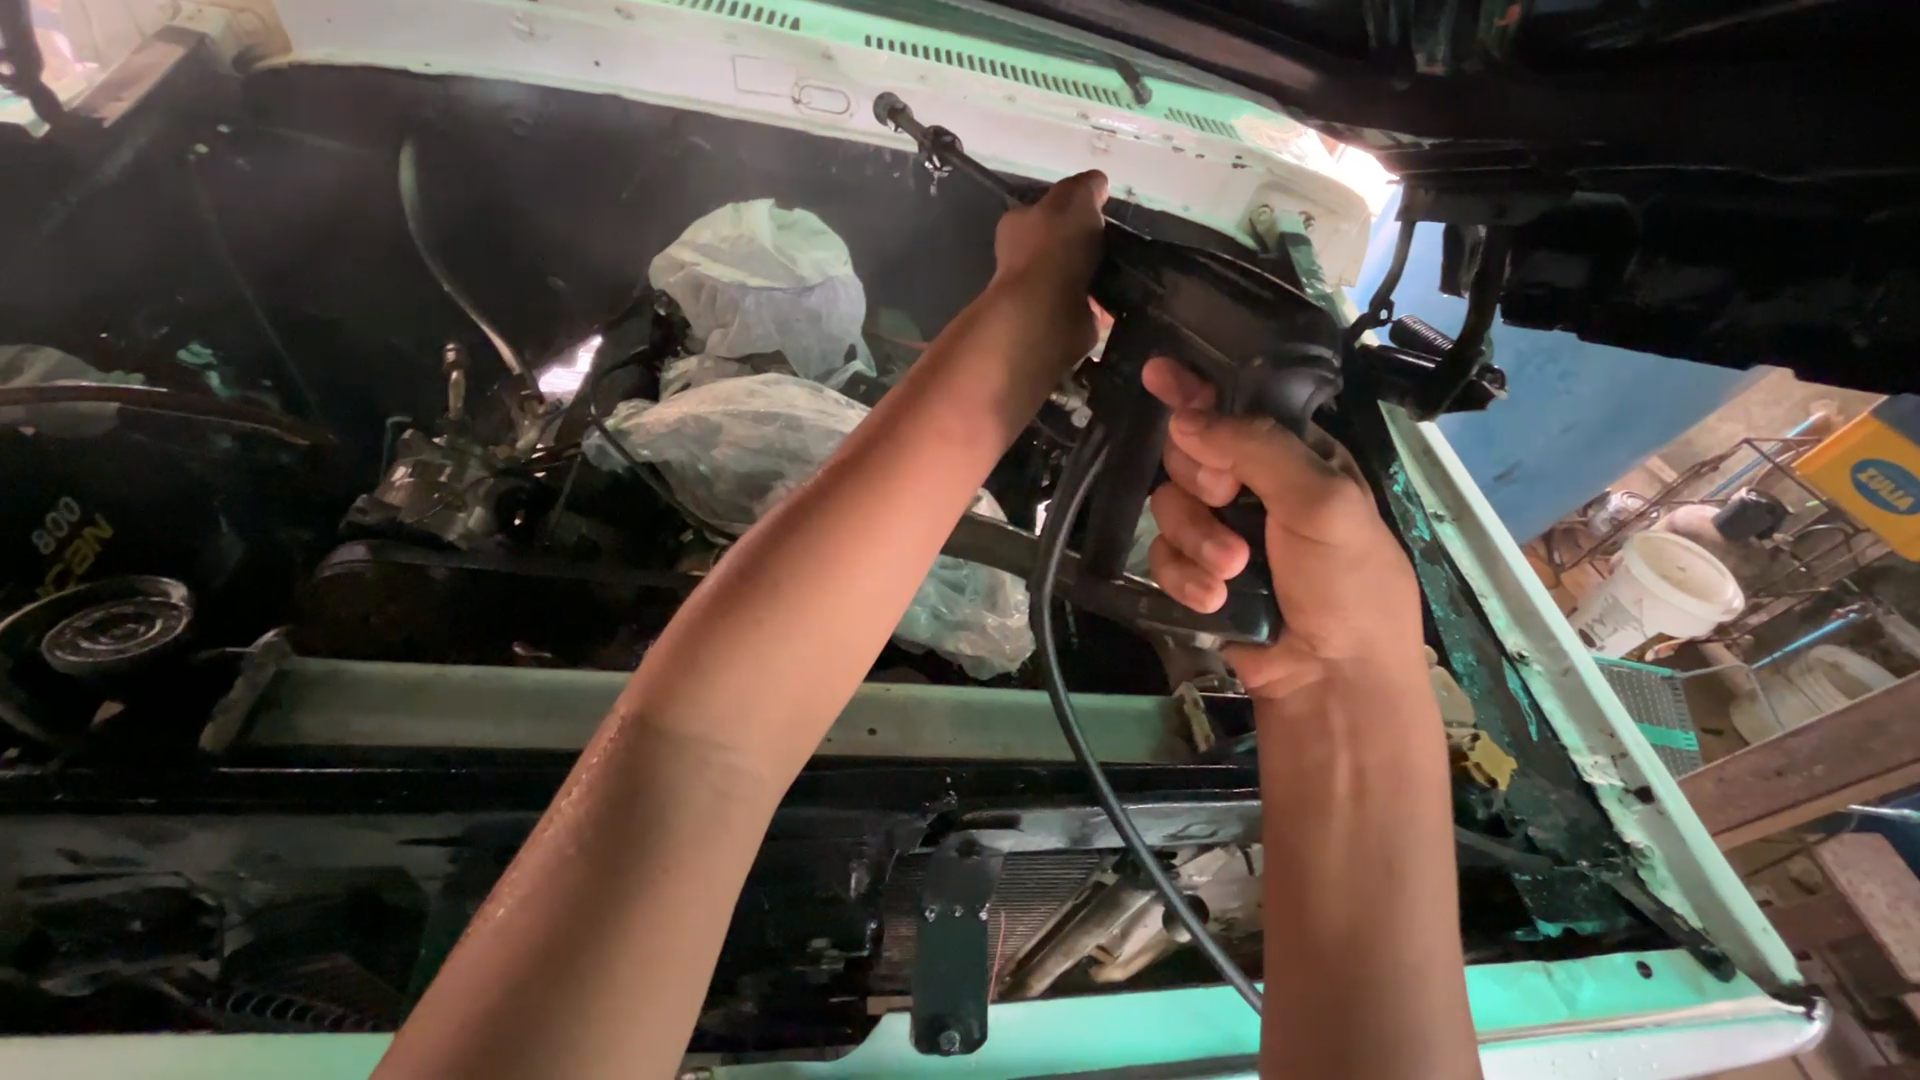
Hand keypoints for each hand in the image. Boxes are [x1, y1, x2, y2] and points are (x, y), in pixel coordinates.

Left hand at [978, 172, 1107, 370]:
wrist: (1047, 311)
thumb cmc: (1055, 246)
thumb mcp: (1075, 198)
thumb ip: (1086, 187)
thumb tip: (1097, 184)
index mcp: (1018, 226)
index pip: (1042, 212)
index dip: (1069, 210)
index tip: (1098, 212)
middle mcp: (1023, 261)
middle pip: (1061, 248)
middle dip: (1087, 246)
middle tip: (1117, 242)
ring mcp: (1041, 296)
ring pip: (1077, 280)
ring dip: (1099, 277)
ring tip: (1126, 269)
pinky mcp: (1060, 323)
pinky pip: (1091, 310)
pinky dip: (1107, 306)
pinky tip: (1126, 297)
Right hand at [1140, 356, 1423, 699]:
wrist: (1332, 678)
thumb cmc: (1348, 583)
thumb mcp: (1323, 502)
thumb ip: (1257, 449)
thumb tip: (1187, 417)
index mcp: (1294, 460)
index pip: (1237, 411)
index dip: (1197, 392)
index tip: (1159, 373)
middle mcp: (1252, 491)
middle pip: (1189, 456)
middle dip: (1200, 480)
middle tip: (1225, 498)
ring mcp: (1221, 534)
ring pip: (1169, 509)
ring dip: (1197, 540)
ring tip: (1232, 570)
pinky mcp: (1196, 576)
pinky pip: (1163, 558)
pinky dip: (1185, 578)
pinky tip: (1213, 600)